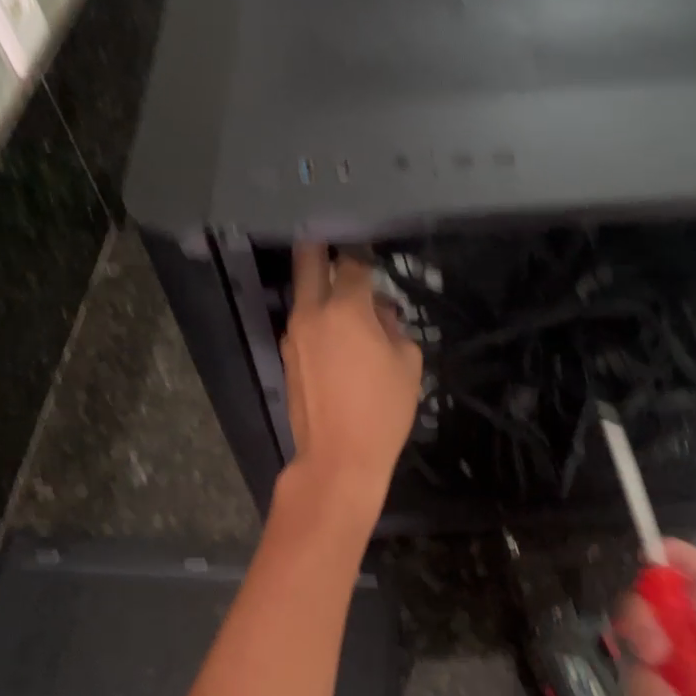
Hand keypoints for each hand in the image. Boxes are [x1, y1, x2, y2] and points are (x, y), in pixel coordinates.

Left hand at [280, 243, 424, 501]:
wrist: (338, 457)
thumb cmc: (382, 409)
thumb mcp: (407, 363)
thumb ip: (393, 327)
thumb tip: (380, 315)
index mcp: (345, 309)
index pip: (353, 264)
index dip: (365, 254)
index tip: (372, 250)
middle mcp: (312, 314)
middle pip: (309, 262)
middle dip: (321, 245)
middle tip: (334, 237)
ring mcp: (294, 336)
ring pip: (305, 296)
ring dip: (322, 289)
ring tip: (348, 300)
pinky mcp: (288, 358)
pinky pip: (304, 325)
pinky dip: (319, 319)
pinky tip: (339, 336)